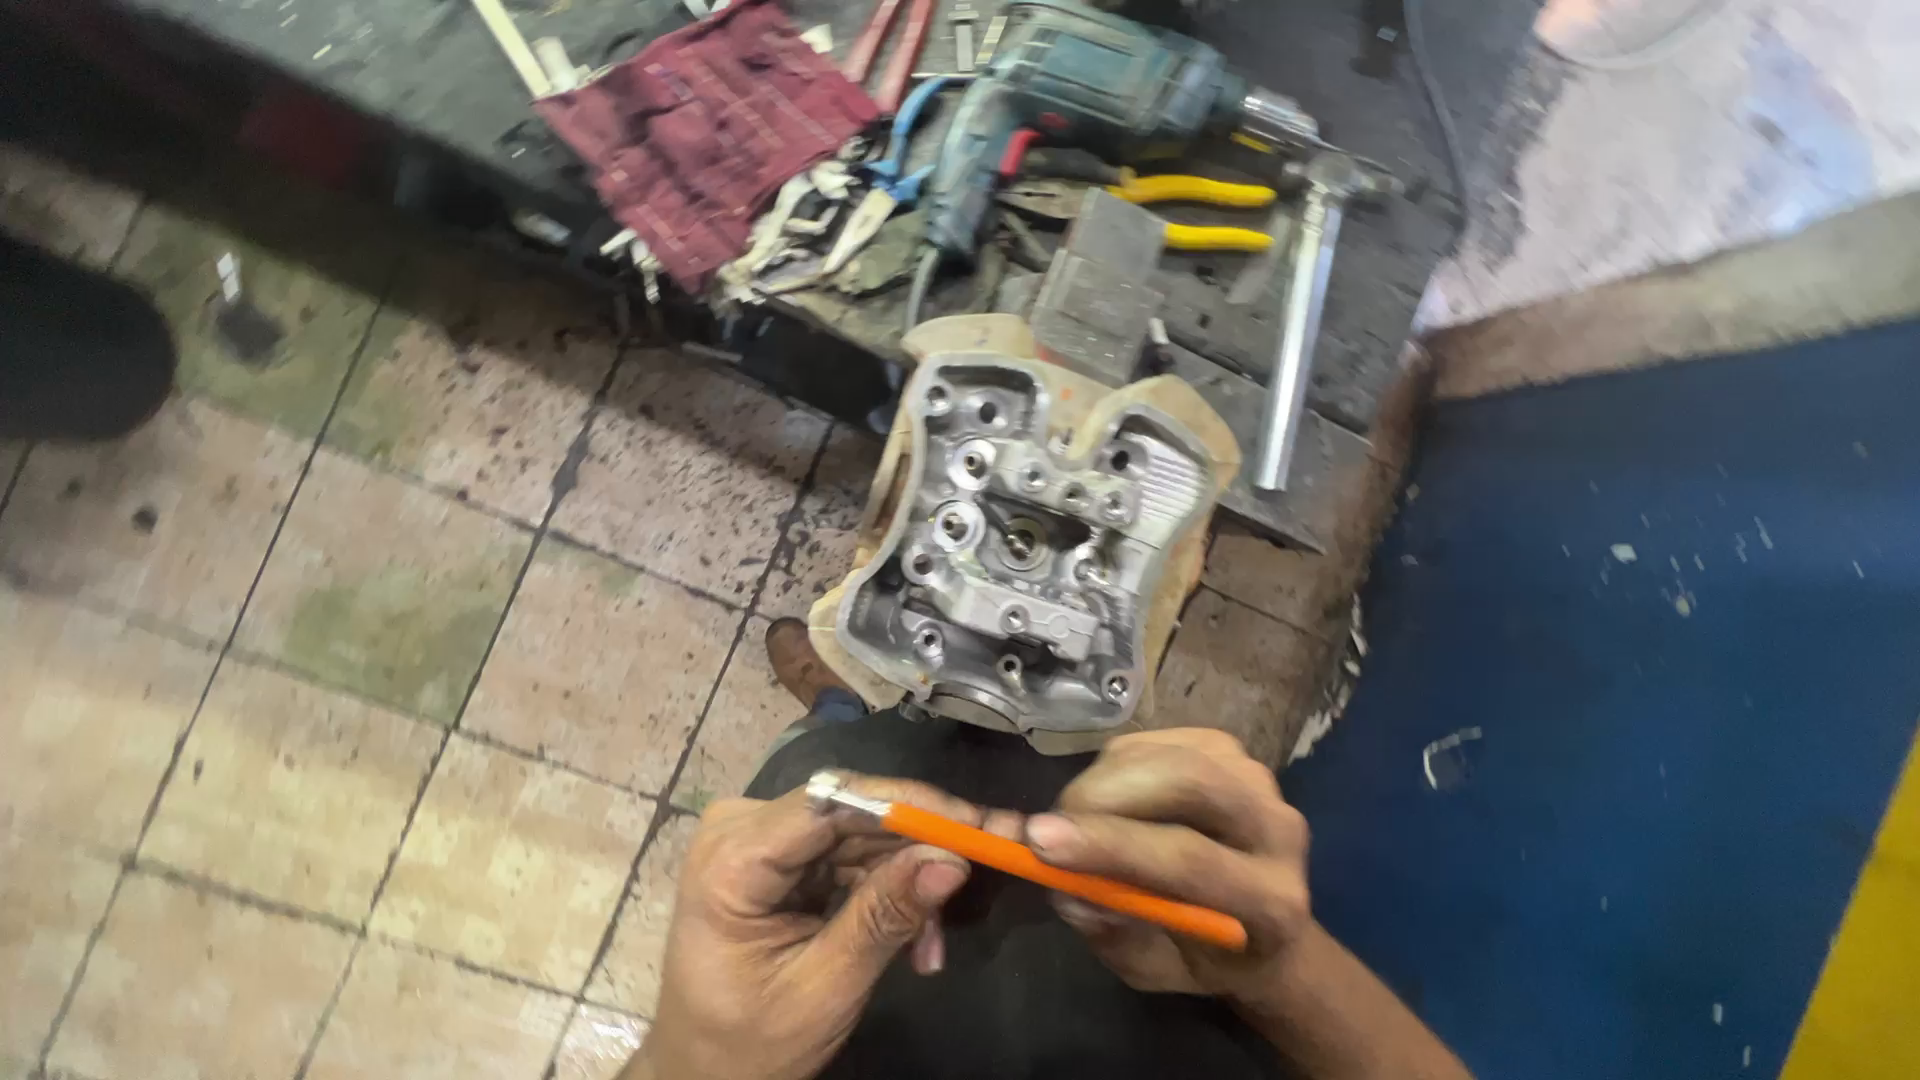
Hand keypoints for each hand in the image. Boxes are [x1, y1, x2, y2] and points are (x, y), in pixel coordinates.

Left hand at [633, 776, 1001, 1079]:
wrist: (701, 1074)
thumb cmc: (746, 1047)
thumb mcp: (823, 990)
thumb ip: (885, 918)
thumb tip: (952, 860)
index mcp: (732, 857)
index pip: (832, 803)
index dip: (908, 805)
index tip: (974, 823)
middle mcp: (744, 825)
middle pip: (853, 810)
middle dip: (920, 843)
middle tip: (987, 861)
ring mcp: (764, 835)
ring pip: (862, 831)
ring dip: (909, 876)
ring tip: (933, 943)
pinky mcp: (784, 853)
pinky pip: (853, 852)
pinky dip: (889, 888)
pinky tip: (914, 937)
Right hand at [1026, 729, 1311, 1008]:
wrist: (1263, 927)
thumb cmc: (1201, 956)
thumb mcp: (1150, 968)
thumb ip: (1108, 930)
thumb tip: (1060, 880)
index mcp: (1269, 900)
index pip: (1188, 858)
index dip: (1108, 844)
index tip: (1038, 841)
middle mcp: (1277, 828)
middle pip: (1186, 781)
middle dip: (1101, 795)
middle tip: (1047, 825)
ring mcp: (1255, 779)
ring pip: (1164, 754)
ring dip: (1102, 780)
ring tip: (1076, 818)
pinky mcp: (1229, 750)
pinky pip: (1156, 740)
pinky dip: (1115, 764)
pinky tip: (1110, 797)